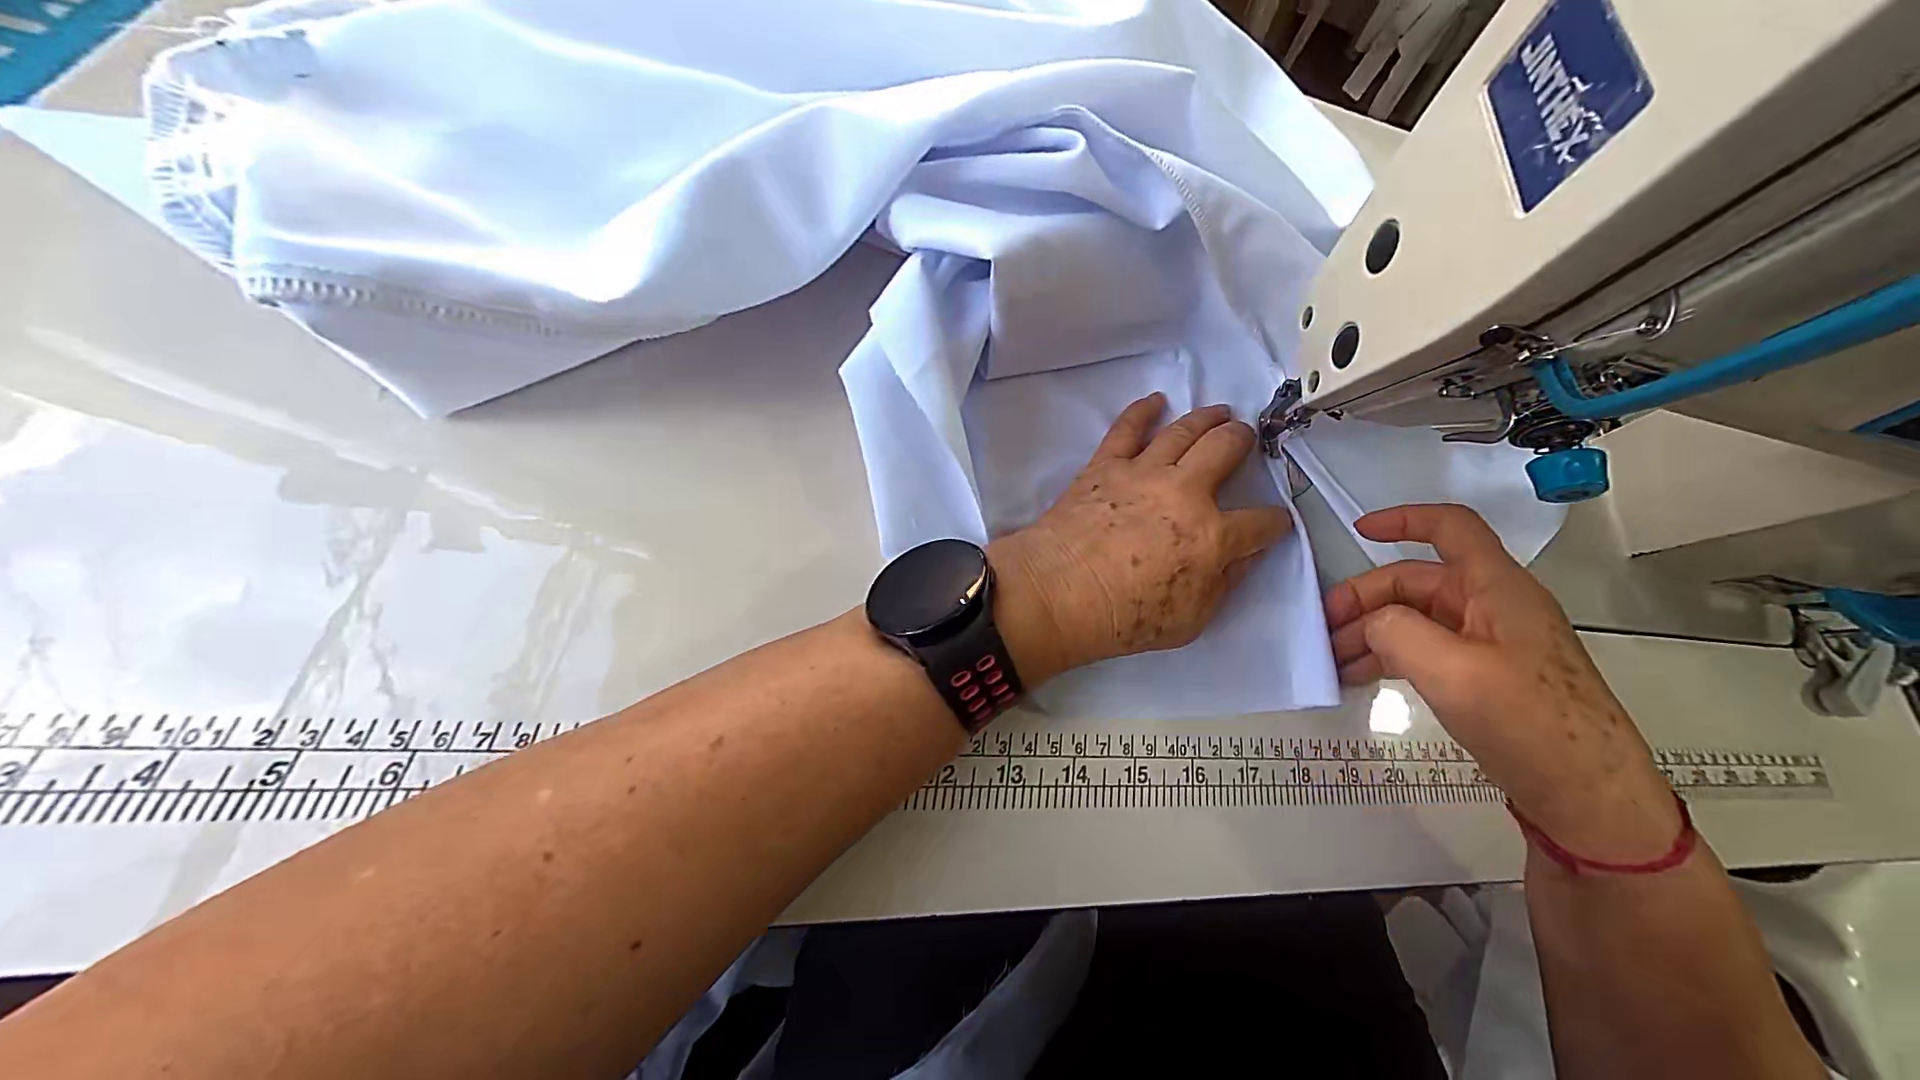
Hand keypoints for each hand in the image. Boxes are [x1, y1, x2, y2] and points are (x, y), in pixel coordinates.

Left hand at [989, 394, 1291, 683]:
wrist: (1059, 593)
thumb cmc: (1125, 617)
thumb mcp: (1191, 620)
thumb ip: (1223, 585)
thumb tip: (1245, 556)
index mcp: (1213, 536)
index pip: (1260, 522)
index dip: (1273, 522)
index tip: (1273, 522)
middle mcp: (1185, 493)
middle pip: (1225, 450)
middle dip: (1243, 441)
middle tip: (1245, 437)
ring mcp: (1143, 473)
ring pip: (1183, 431)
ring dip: (1206, 417)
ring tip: (1220, 411)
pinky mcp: (1104, 466)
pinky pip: (1127, 429)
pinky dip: (1142, 411)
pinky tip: (1155, 401)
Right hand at [1324, 504, 1681, 862]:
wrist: (1588, 798)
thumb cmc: (1529, 724)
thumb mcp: (1453, 672)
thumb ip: (1397, 631)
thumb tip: (1369, 622)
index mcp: (1497, 590)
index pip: (1451, 529)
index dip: (1404, 520)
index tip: (1357, 531)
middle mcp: (1492, 607)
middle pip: (1416, 581)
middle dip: (1365, 599)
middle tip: (1324, 630)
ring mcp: (1488, 643)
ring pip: (1415, 618)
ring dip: (1369, 632)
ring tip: (1333, 661)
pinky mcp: (1483, 676)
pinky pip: (1424, 649)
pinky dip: (1387, 655)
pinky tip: (1359, 677)